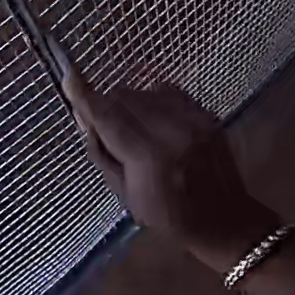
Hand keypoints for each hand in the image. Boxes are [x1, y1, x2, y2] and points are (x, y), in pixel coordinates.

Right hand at [54, 37, 278, 273]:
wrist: (225, 219)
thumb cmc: (170, 217)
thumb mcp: (126, 195)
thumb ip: (102, 153)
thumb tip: (85, 117)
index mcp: (150, 158)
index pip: (110, 117)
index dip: (86, 96)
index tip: (69, 75)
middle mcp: (172, 130)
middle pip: (124, 97)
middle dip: (108, 107)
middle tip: (106, 128)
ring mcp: (192, 117)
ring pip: (143, 90)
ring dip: (130, 104)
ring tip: (136, 130)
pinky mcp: (204, 111)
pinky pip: (166, 90)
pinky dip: (153, 101)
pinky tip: (156, 121)